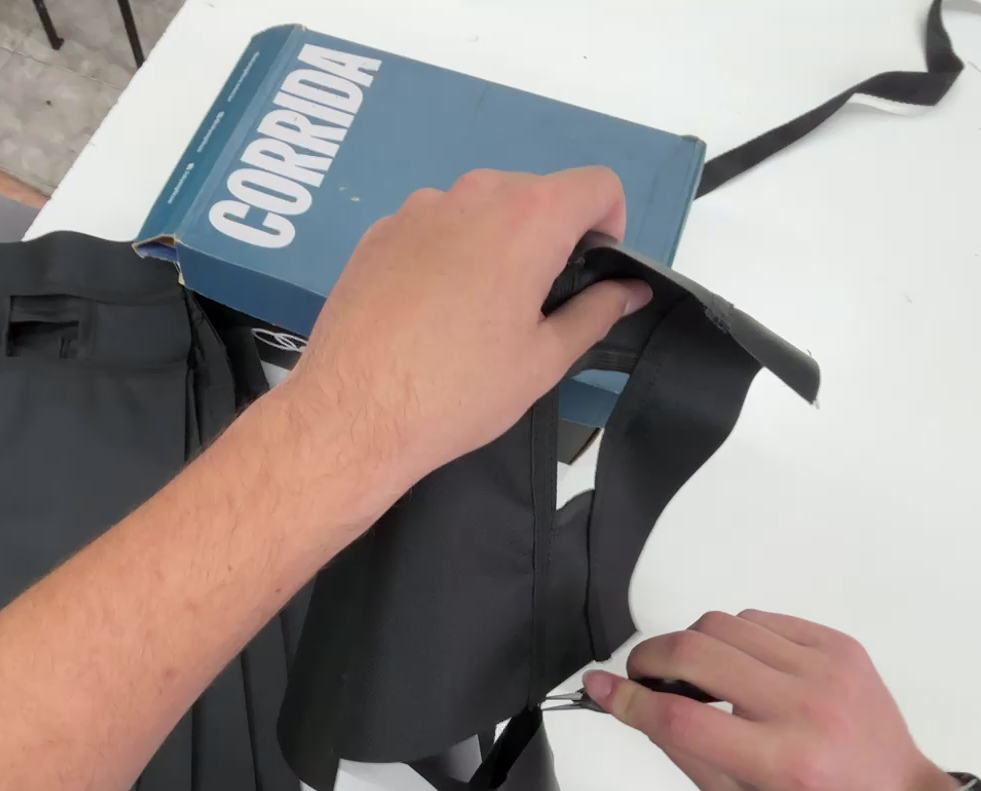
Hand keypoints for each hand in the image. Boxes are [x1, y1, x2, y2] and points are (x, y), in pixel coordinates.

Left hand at [280, 167, 652, 485]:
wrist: (352, 415)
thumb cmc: (458, 391)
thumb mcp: (542, 361)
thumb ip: (595, 314)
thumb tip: (628, 290)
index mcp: (527, 216)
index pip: (596, 185)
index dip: (609, 225)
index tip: (590, 273)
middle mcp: (470, 195)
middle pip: (533, 196)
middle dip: (547, 240)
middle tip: (530, 308)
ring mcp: (414, 211)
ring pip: (476, 212)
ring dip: (491, 247)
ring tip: (470, 317)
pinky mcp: (374, 236)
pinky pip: (429, 231)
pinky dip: (443, 256)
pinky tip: (424, 314)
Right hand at [583, 610, 959, 790]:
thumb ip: (672, 741)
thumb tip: (615, 692)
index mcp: (781, 762)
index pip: (681, 717)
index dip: (629, 699)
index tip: (597, 685)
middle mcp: (806, 708)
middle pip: (696, 653)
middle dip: (650, 658)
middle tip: (644, 676)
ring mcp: (827, 669)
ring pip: (722, 624)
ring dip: (691, 645)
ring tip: (699, 675)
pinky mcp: (840, 645)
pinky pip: (757, 619)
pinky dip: (731, 638)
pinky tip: (741, 666)